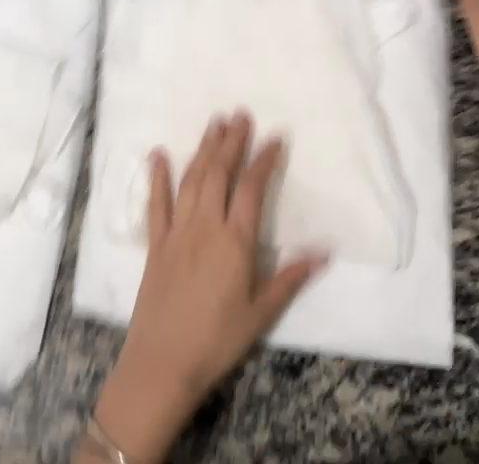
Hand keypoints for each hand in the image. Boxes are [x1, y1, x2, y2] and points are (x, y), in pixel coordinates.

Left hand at [87, 112, 327, 461]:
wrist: (162, 363)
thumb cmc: (218, 341)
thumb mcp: (261, 313)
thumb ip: (290, 278)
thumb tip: (323, 252)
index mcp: (235, 242)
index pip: (251, 189)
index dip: (263, 160)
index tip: (274, 137)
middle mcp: (205, 227)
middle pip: (219, 174)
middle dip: (231, 142)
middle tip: (240, 114)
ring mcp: (176, 232)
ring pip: (191, 181)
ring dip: (203, 149)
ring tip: (213, 123)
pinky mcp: (155, 244)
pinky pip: (156, 204)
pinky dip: (157, 177)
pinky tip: (157, 153)